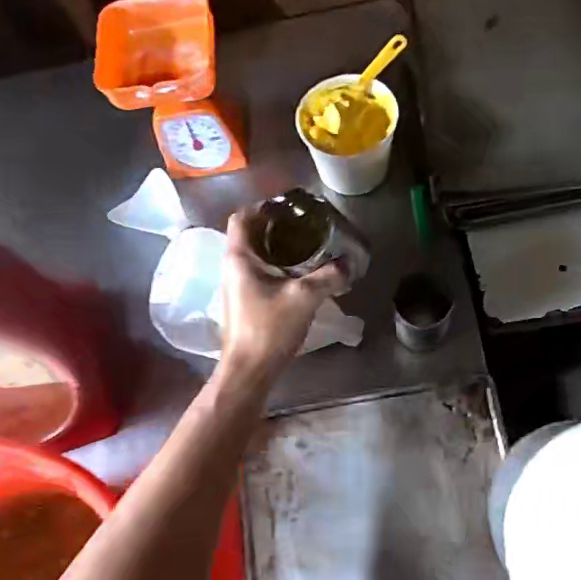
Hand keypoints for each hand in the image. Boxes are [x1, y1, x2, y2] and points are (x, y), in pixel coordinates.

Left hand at [218, 210, 344, 378]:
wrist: (249, 371)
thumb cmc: (268, 329)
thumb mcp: (304, 298)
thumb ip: (328, 276)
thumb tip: (348, 263)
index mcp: (238, 258)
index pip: (241, 218)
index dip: (262, 207)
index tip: (288, 209)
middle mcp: (232, 268)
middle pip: (250, 236)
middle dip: (275, 228)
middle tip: (304, 227)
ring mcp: (235, 288)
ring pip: (255, 258)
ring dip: (277, 250)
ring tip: (306, 249)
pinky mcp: (244, 305)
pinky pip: (259, 275)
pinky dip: (277, 269)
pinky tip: (299, 276)